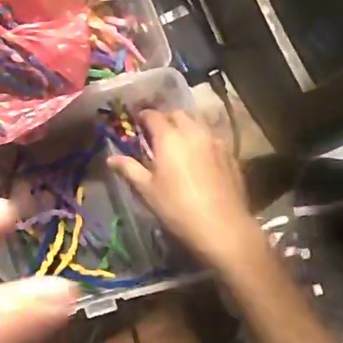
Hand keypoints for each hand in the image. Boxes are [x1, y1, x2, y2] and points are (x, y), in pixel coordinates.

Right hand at [109, 111, 262, 271]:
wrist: (222, 227)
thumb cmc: (177, 207)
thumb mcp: (147, 190)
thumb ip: (129, 169)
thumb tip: (112, 158)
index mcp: (169, 137)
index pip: (153, 115)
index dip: (143, 116)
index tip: (137, 123)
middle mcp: (194, 133)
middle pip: (178, 115)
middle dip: (165, 119)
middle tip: (156, 134)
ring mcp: (216, 143)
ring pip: (198, 124)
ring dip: (185, 128)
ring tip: (178, 145)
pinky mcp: (231, 156)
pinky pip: (212, 139)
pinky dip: (201, 142)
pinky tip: (198, 159)